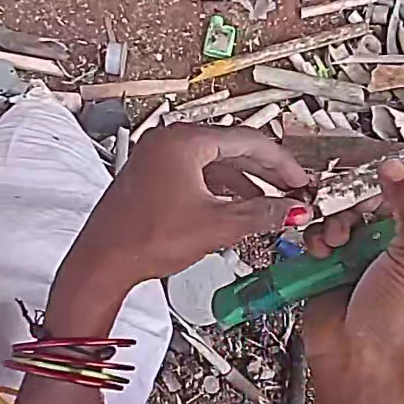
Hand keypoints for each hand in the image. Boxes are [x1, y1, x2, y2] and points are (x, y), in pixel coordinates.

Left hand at [54, 124, 306, 313]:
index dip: (281, 163)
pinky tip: (234, 208)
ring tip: (267, 204)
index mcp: (183, 141)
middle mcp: (168, 142)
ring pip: (212, 164)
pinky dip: (218, 190)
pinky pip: (194, 176)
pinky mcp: (150, 178)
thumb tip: (292, 209)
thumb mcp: (216, 225)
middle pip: (230, 149)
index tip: (300, 180)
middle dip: (264, 172)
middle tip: (291, 189)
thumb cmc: (144, 238)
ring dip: (242, 183)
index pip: (248, 140)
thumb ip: (261, 213)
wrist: (103, 262)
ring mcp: (156, 159)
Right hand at [301, 160, 403, 403]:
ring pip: (339, 219)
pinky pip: (316, 238)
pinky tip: (321, 253)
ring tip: (337, 244)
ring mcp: (357, 260)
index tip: (375, 186)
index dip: (389, 192)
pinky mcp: (327, 269)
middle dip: (355, 210)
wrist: (354, 359)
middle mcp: (390, 252)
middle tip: (354, 223)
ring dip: (333, 226)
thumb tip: (399, 169)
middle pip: (367, 206)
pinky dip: (315, 241)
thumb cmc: (394, 325)